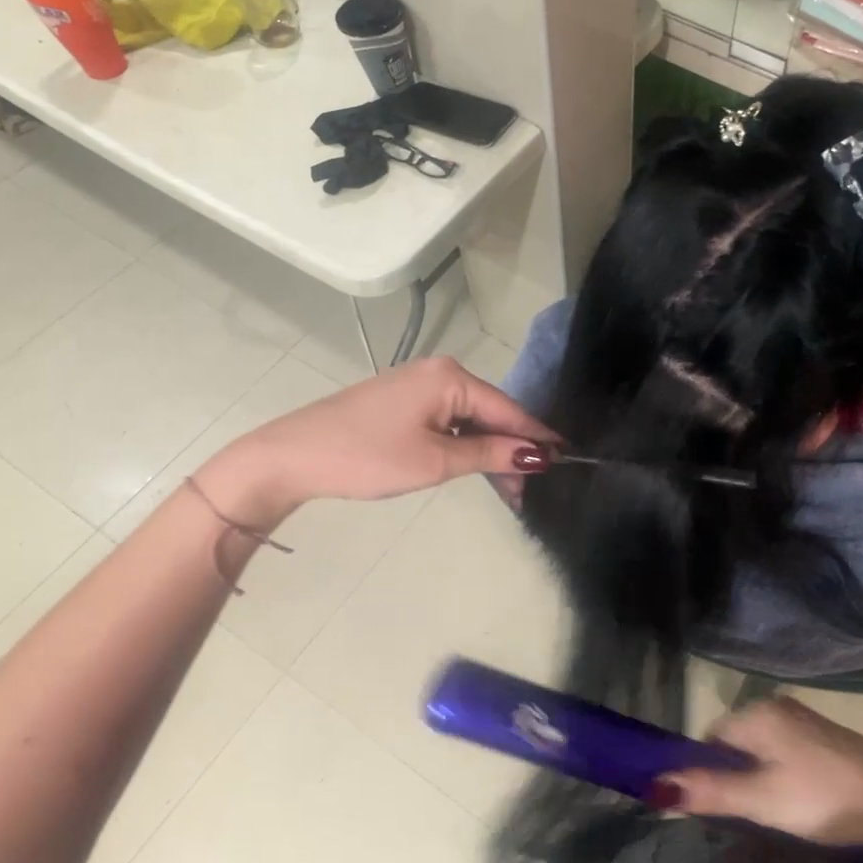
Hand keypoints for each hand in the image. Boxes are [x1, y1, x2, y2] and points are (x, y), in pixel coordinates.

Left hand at [195, 357, 557, 528]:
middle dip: (513, 450)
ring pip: (470, 418)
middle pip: (491, 412)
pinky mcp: (403, 401)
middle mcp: (439, 371)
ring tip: (509, 490)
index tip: (570, 462)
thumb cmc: (367, 457)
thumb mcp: (436, 460)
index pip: (509, 409)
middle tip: (532, 491)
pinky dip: (464, 445)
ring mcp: (419, 385)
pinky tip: (476, 468)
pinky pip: (448, 420)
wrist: (292, 457)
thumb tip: (539, 455)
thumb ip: (491, 454)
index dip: (538, 438)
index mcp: (451, 377)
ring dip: (489, 451)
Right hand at [659, 698, 862, 847]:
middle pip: (732, 741)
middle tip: (750, 813)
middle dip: (732, 776)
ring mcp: (801, 718)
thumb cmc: (823, 797)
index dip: (704, 772)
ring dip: (756, 777)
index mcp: (757, 712)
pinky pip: (781, 750)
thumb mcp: (761, 800)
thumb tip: (655, 785)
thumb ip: (710, 790)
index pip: (708, 737)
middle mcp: (775, 704)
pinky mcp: (821, 734)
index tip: (716, 806)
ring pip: (758, 748)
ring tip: (775, 811)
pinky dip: (779, 774)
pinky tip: (798, 800)